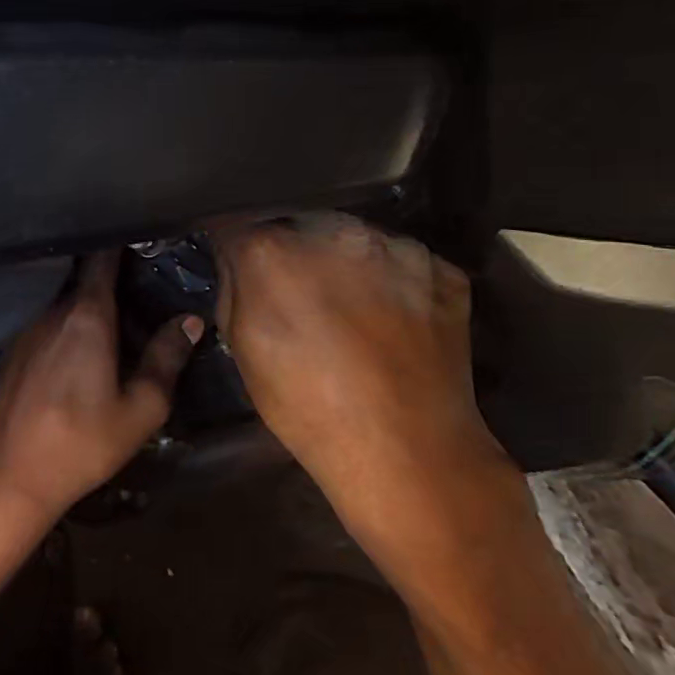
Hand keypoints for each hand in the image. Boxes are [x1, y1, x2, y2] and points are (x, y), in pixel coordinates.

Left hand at [0, 250, 202, 518]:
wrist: (12, 474)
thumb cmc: (83, 442)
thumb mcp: (141, 408)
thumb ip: (166, 358)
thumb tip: (189, 320)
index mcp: (86, 316)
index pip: (102, 260)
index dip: (121, 244)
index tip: (140, 236)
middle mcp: (52, 310)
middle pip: (82, 276)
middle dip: (108, 272)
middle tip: (137, 277)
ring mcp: (26, 326)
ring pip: (61, 297)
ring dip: (84, 296)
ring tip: (113, 306)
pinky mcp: (12, 346)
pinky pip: (45, 316)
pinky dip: (64, 317)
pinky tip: (76, 339)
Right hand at [212, 214, 501, 496]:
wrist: (408, 452)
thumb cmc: (305, 406)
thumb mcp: (242, 348)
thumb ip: (232, 287)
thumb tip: (235, 258)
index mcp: (272, 250)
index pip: (237, 222)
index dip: (232, 241)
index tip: (234, 257)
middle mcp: (332, 231)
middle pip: (297, 222)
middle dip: (289, 246)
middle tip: (294, 288)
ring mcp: (393, 246)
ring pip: (352, 237)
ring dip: (342, 259)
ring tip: (348, 305)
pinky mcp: (441, 268)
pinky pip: (401, 260)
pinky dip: (391, 279)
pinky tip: (390, 319)